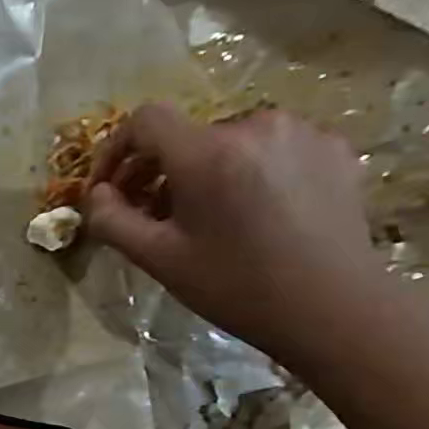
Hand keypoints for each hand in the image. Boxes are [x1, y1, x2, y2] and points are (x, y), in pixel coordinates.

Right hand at [85, 104, 428, 366]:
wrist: (332, 308)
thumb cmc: (236, 288)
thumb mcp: (160, 261)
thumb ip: (114, 222)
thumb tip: (96, 195)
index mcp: (208, 153)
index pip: (145, 120)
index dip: (115, 149)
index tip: (109, 187)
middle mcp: (255, 124)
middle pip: (188, 136)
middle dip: (161, 172)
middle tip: (154, 217)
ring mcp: (301, 131)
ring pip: (230, 142)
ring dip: (206, 173)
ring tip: (208, 219)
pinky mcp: (333, 147)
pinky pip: (271, 150)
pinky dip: (249, 173)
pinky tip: (254, 214)